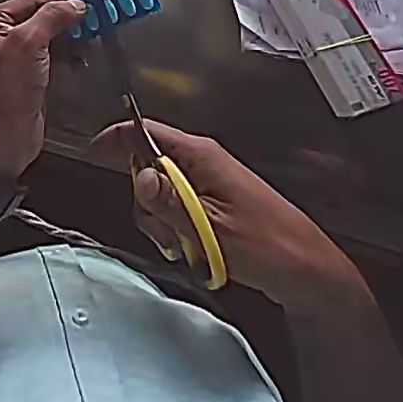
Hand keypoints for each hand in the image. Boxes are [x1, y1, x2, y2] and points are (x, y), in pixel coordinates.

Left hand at [0, 0, 86, 179]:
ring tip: (87, 37)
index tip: (84, 2)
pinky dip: (69, 53)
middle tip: (90, 18)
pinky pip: (54, 54)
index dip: (59, 1)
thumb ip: (51, 17)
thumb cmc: (3, 97)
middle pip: (42, 17)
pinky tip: (80, 56)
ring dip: (71, 36)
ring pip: (51, 35)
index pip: (32, 0)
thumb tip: (73, 3)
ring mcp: (17, 56)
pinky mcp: (31, 73)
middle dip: (67, 19)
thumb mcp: (28, 44)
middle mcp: (2, 36)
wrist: (5, 139)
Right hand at [92, 119, 370, 315]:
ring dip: (162, 221)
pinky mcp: (212, 202)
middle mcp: (201, 162)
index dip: (118, 137)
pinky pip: (177, 208)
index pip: (146, 130)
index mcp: (200, 155)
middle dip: (145, 199)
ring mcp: (207, 181)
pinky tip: (194, 249)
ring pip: (160, 192)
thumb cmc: (266, 244)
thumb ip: (169, 201)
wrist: (307, 271)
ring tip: (187, 246)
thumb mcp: (210, 226)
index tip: (95, 150)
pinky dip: (176, 229)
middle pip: (148, 165)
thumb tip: (138, 175)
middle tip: (164, 230)